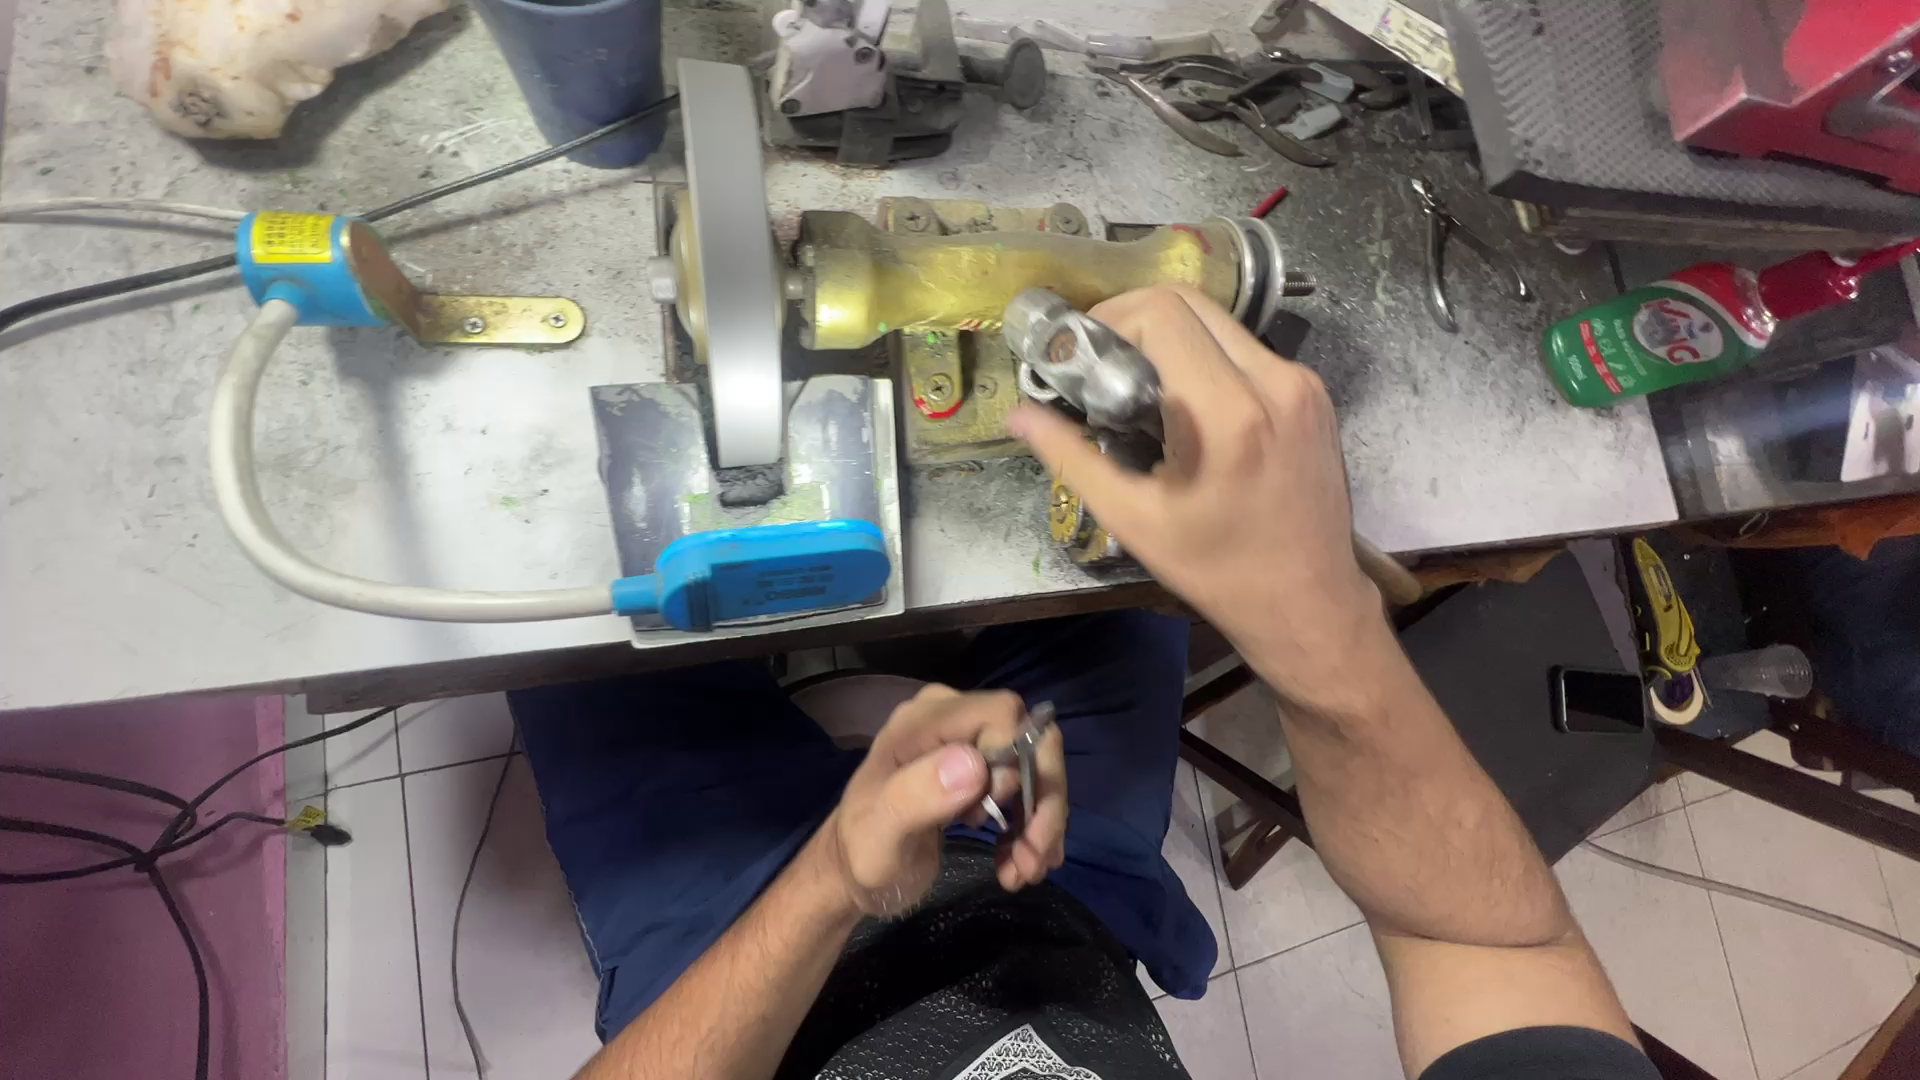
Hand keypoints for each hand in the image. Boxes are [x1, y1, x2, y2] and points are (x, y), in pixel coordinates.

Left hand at [821, 685, 1066, 915]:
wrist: (855, 872)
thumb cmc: (862, 854)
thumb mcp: (879, 836)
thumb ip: (917, 796)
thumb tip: (975, 765)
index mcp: (925, 720)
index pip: (1001, 714)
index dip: (1016, 761)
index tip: (996, 813)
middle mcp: (952, 718)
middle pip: (1030, 738)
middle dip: (1042, 800)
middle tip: (1032, 861)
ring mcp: (968, 740)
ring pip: (1036, 765)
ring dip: (1042, 821)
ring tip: (1024, 871)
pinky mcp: (982, 766)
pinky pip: (1028, 784)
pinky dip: (1033, 826)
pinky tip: (1016, 864)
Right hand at [1008, 285, 1388, 707]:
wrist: (1308, 601)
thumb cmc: (1214, 569)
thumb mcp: (1132, 519)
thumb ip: (1071, 457)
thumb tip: (1017, 416)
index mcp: (1225, 413)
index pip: (1160, 315)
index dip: (1110, 318)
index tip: (1082, 354)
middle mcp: (1274, 381)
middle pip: (1191, 302)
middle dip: (1134, 318)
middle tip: (1101, 361)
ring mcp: (1302, 384)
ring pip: (1221, 322)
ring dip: (1171, 337)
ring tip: (1139, 384)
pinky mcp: (1315, 394)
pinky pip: (1247, 350)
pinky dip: (1205, 357)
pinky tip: (1185, 403)